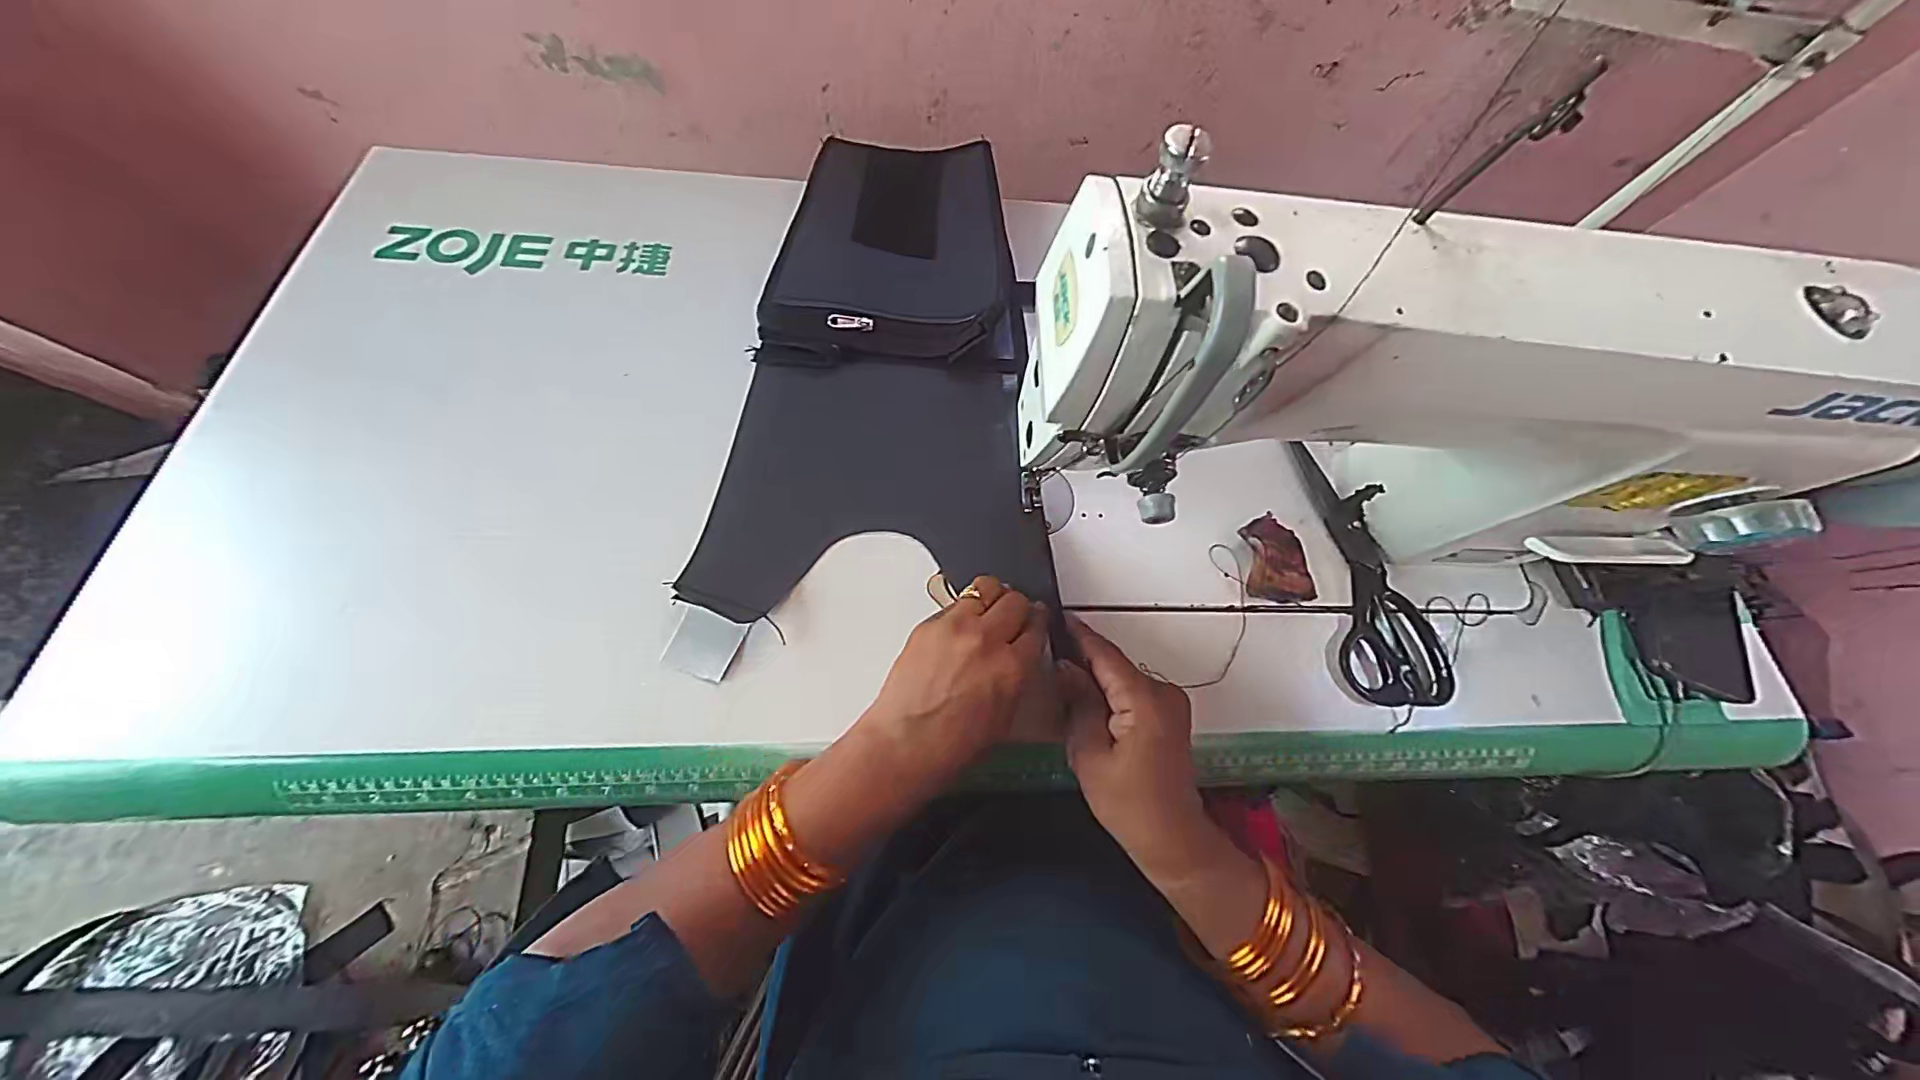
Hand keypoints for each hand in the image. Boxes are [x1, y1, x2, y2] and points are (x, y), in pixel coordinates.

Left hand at [856, 576, 1050, 787]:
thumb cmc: (949, 744)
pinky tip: (959, 626)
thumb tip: (1018, 658)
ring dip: (992, 597)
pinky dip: (961, 609)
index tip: (1035, 622)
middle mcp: (987, 641)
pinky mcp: (928, 624)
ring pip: (986, 588)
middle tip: (1014, 614)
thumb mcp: (1006, 717)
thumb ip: (1017, 678)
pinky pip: (955, 603)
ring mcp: (955, 628)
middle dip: (1018, 607)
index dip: (1037, 623)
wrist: (906, 744)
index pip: (1037, 627)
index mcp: (1013, 667)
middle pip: (1015, 601)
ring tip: (988, 608)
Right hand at [1061, 617, 1213, 875]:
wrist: (1173, 837)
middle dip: (1083, 657)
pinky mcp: (1169, 714)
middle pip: (1115, 665)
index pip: (1105, 655)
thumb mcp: (1089, 754)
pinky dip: (1110, 690)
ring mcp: (1170, 703)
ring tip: (1060, 672)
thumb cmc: (1128, 803)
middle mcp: (1163, 693)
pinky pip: (1133, 691)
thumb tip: (1067, 667)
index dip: (1079, 634)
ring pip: (1123, 678)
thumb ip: (1078, 703)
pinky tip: (1086, 695)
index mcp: (1144, 700)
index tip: (1056, 616)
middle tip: (1048, 648)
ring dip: (1095, 675)